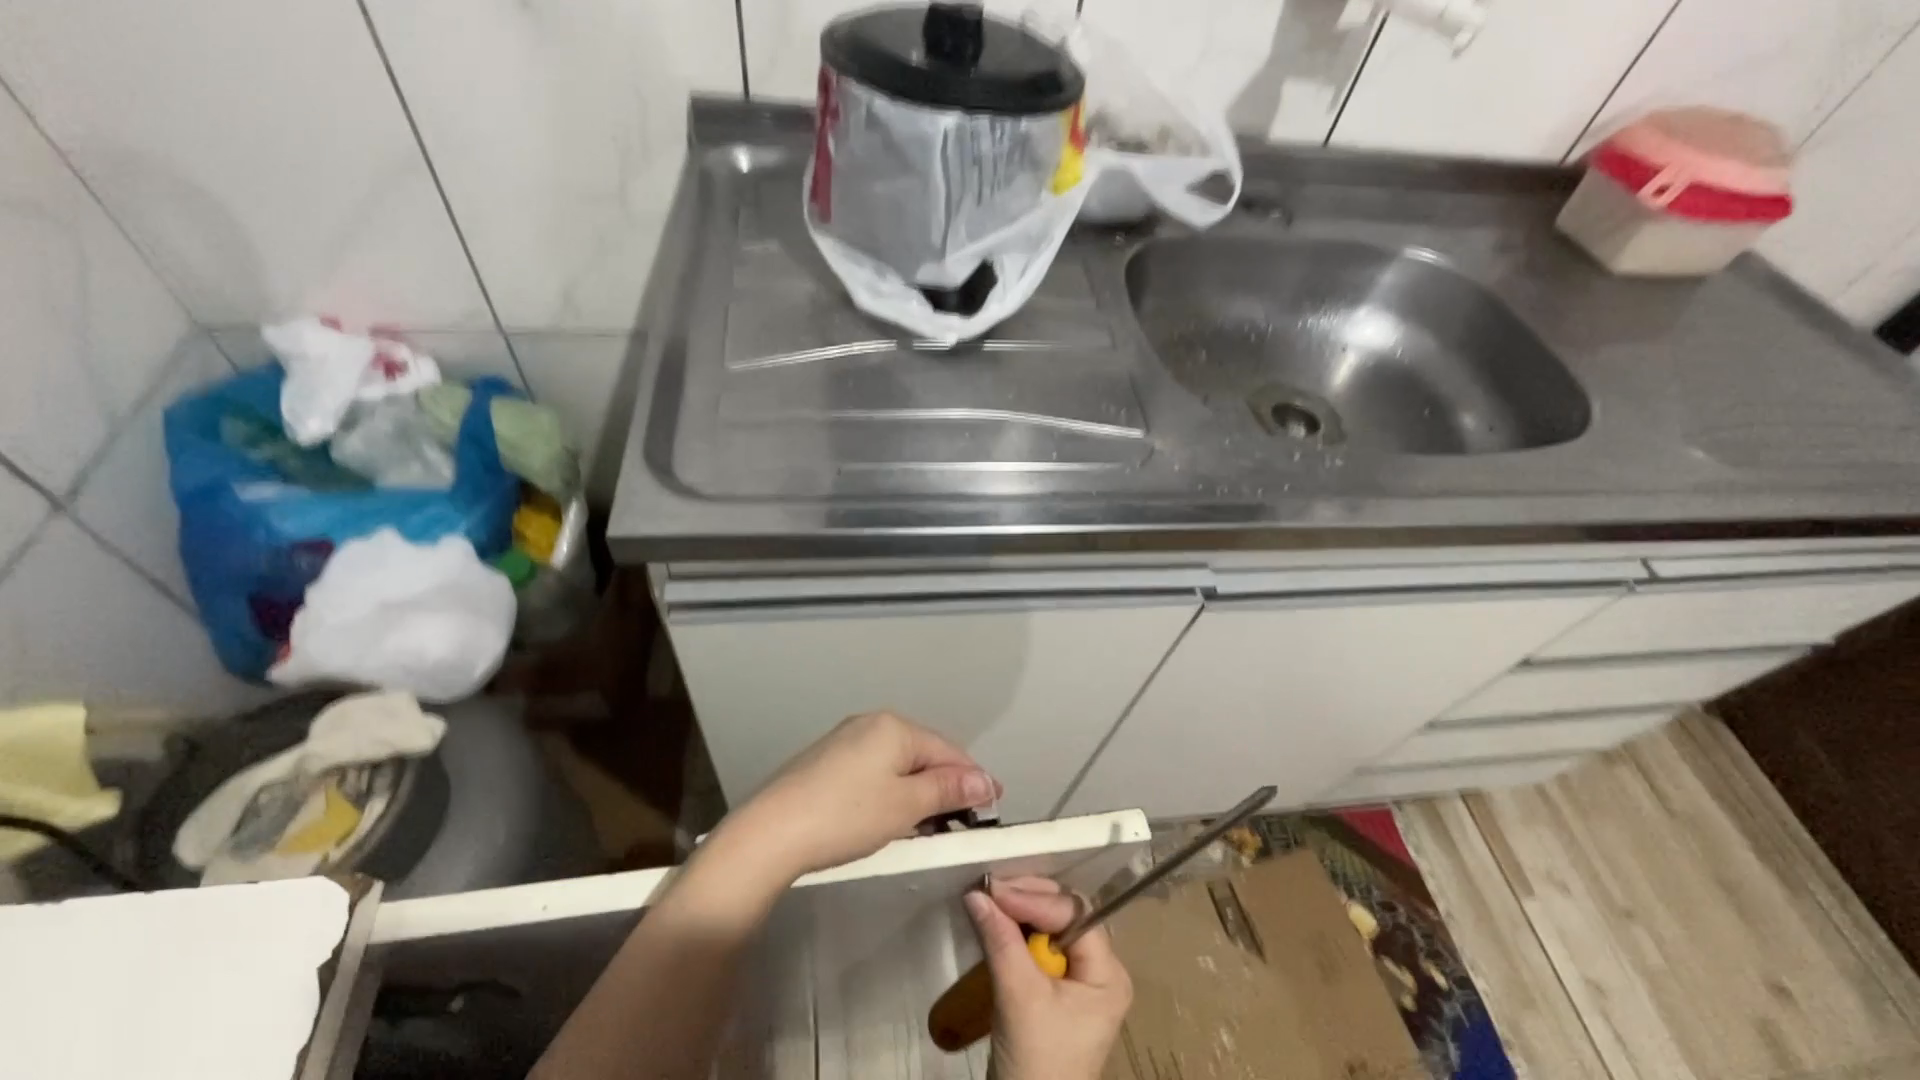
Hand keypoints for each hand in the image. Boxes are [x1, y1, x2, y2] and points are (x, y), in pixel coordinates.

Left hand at [722, 711, 1000, 881]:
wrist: (771, 832)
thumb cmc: (847, 816)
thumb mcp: (907, 805)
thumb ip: (948, 790)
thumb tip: (985, 781)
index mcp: (894, 726)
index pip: (949, 750)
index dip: (973, 780)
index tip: (992, 809)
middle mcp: (870, 724)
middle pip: (923, 754)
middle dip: (945, 787)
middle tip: (960, 825)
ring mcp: (844, 742)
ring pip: (897, 766)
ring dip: (917, 794)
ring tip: (928, 828)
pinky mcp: (824, 764)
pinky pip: (873, 773)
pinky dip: (890, 794)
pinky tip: (888, 820)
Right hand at [963, 877, 1131, 1079]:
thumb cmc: (1036, 1062)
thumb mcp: (1019, 998)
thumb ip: (1001, 942)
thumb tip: (977, 894)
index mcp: (1107, 974)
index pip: (1075, 914)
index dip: (1034, 899)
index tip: (994, 890)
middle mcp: (1100, 971)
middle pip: (1066, 915)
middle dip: (1028, 899)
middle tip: (990, 891)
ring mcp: (1079, 981)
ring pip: (1052, 928)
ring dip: (1021, 912)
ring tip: (989, 901)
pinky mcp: (1056, 991)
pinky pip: (1040, 947)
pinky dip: (1018, 932)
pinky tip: (996, 923)